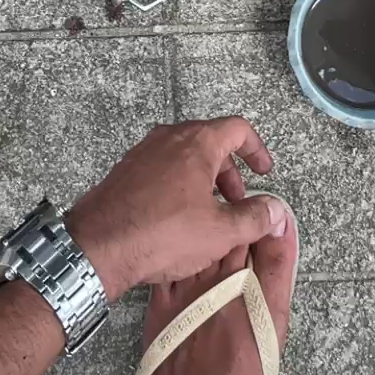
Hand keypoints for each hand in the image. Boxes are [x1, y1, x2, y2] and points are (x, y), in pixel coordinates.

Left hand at [65, 117, 289, 300]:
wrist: (100, 245)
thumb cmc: (159, 233)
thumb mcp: (219, 231)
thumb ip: (253, 217)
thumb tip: (274, 209)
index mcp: (197, 142)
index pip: (237, 128)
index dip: (256, 149)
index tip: (264, 169)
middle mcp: (170, 137)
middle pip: (211, 141)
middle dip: (231, 171)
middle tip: (238, 201)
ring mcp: (145, 151)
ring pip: (186, 155)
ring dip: (205, 179)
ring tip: (210, 213)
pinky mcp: (128, 169)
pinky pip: (164, 167)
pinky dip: (181, 183)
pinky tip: (179, 217)